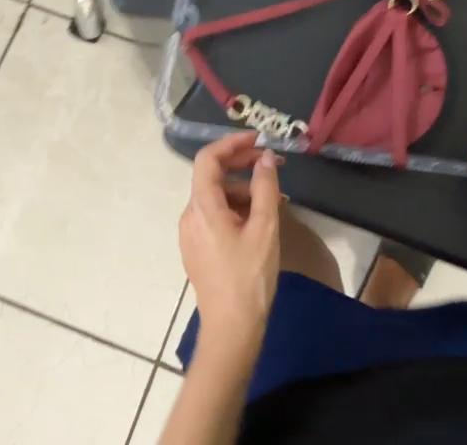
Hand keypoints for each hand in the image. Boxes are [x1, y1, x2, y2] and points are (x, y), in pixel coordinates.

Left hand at [179, 132, 282, 345]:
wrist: (232, 328)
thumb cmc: (249, 276)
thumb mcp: (264, 227)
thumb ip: (265, 187)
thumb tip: (267, 157)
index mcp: (202, 207)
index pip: (208, 159)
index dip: (232, 143)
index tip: (258, 140)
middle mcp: (190, 216)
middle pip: (213, 177)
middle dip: (243, 166)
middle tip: (274, 165)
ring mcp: (191, 234)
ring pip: (217, 198)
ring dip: (245, 191)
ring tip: (276, 201)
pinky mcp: (197, 249)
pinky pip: (216, 216)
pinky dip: (238, 209)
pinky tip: (261, 219)